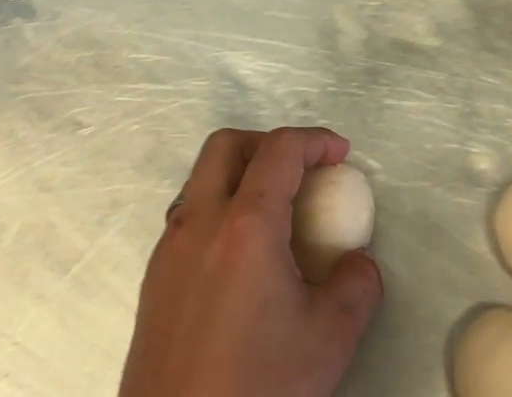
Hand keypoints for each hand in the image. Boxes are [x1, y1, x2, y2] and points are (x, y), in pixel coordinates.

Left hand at [119, 127, 382, 396]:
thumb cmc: (258, 384)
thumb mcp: (330, 338)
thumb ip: (356, 285)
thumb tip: (356, 262)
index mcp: (245, 223)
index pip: (279, 150)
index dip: (315, 140)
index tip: (340, 154)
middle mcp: (200, 221)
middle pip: (226, 145)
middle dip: (268, 143)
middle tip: (301, 171)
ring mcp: (169, 248)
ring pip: (200, 179)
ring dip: (239, 176)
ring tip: (275, 214)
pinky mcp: (155, 278)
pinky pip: (188, 217)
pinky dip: (218, 210)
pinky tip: (242, 258)